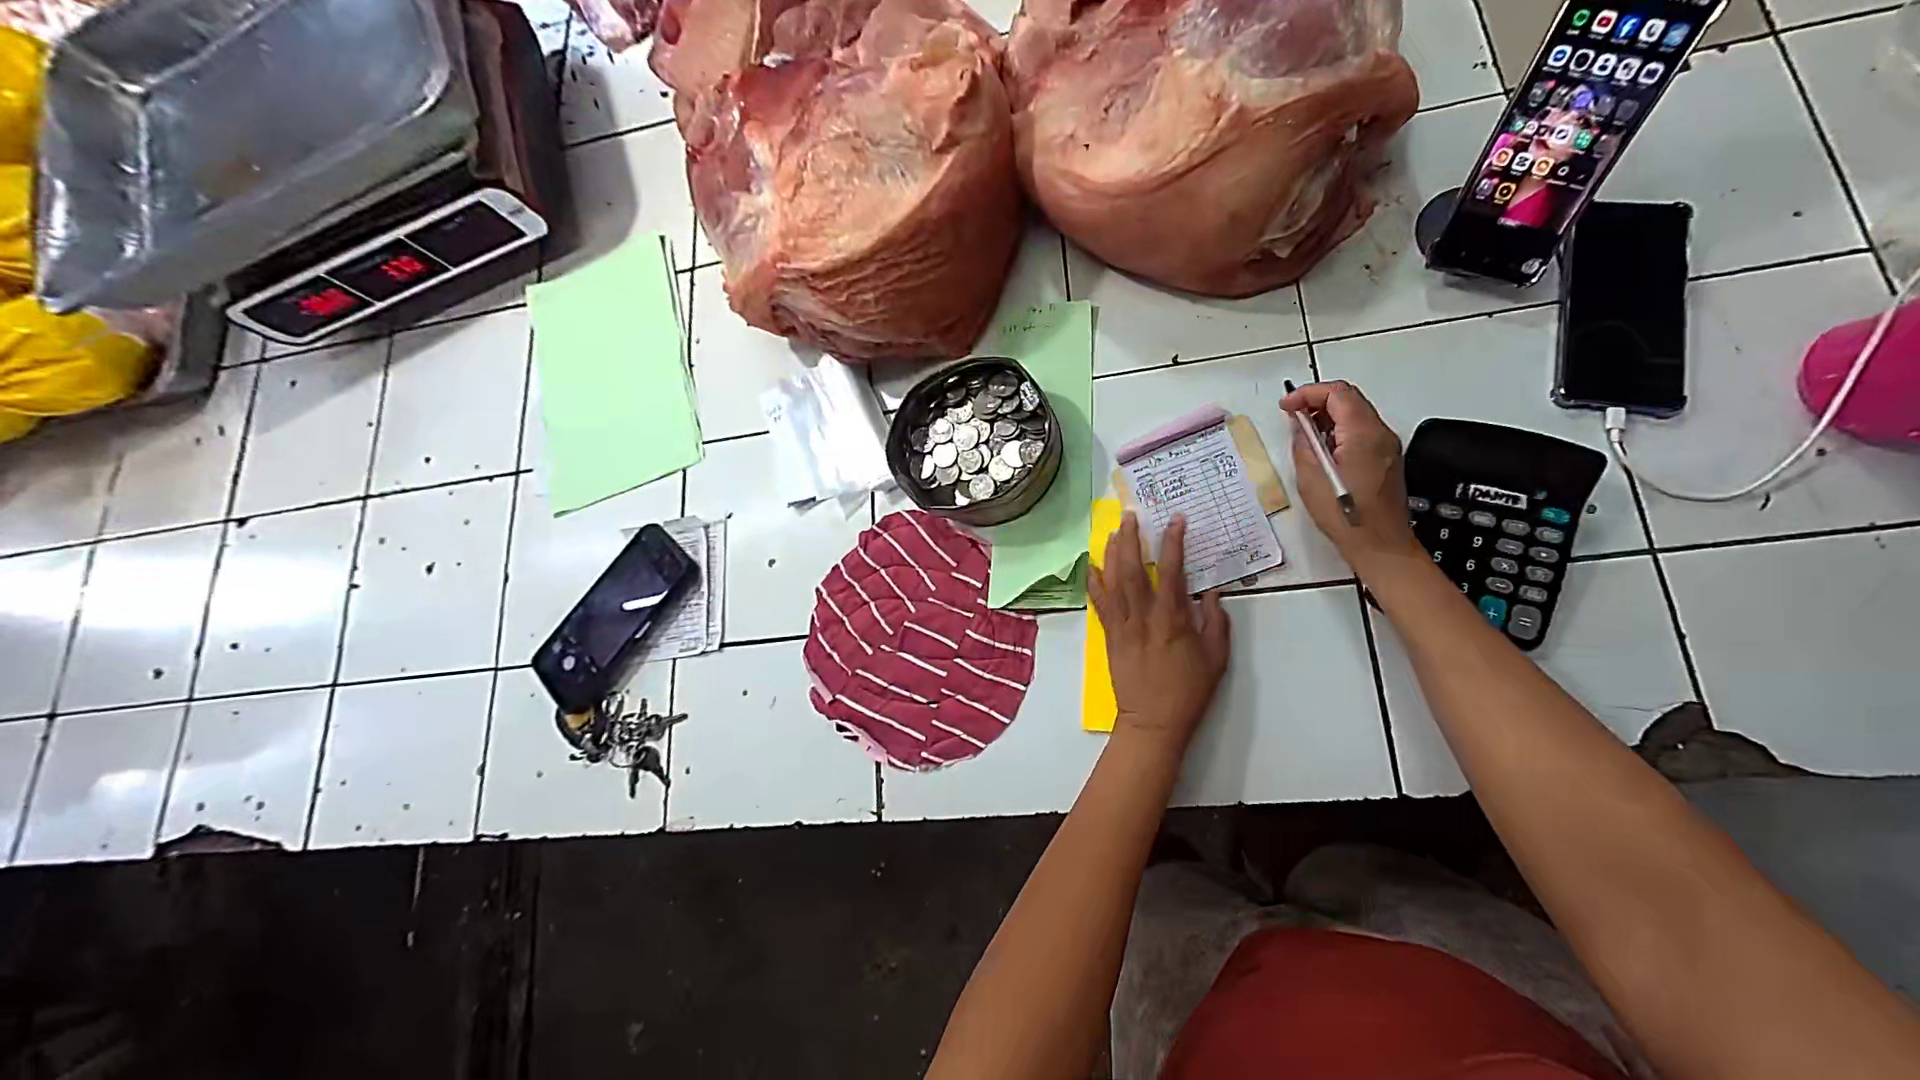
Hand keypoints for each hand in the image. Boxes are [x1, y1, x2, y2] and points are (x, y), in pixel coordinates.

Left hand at [1087, 513, 1231, 754]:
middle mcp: (1143, 617)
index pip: (1171, 571)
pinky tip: (1092, 566)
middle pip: (1132, 569)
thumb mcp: (1216, 658)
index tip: (1175, 520)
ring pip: (1112, 582)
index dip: (1173, 542)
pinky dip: (1095, 583)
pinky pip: (1099, 604)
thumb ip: (1215, 622)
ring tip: (1112, 531)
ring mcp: (1122, 626)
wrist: (1153, 721)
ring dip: (1111, 554)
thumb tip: (1212, 592)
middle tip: (1130, 516)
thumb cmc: (1189, 691)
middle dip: (1131, 539)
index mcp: (1172, 620)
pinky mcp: (1109, 636)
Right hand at [1280, 380, 1421, 572]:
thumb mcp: (1310, 477)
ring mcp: (1386, 446)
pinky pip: (1361, 431)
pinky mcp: (1385, 458)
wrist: (1379, 543)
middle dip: (1317, 400)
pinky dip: (1339, 429)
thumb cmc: (1347, 515)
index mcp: (1363, 434)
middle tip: (1292, 413)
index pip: (1337, 393)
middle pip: (1349, 399)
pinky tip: (1321, 446)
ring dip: (1328, 415)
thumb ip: (1304, 444)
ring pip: (1356, 413)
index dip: (1308, 393)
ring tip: (1303, 431)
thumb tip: (1301, 427)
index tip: (1287, 405)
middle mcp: (1380, 434)